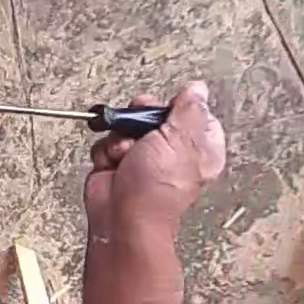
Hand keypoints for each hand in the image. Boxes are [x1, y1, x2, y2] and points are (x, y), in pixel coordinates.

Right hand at [84, 81, 225, 231]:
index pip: (192, 113)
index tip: (167, 110)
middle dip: (141, 118)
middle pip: (154, 117)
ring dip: (120, 138)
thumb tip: (196, 90)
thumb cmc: (156, 187)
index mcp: (198, 147)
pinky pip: (105, 144)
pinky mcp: (114, 164)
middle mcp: (169, 152)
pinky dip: (105, 151)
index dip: (176, 107)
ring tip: (126, 153)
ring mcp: (140, 158)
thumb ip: (190, 110)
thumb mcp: (181, 138)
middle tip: (140, 126)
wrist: (122, 213)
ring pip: (126, 129)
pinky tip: (113, 162)